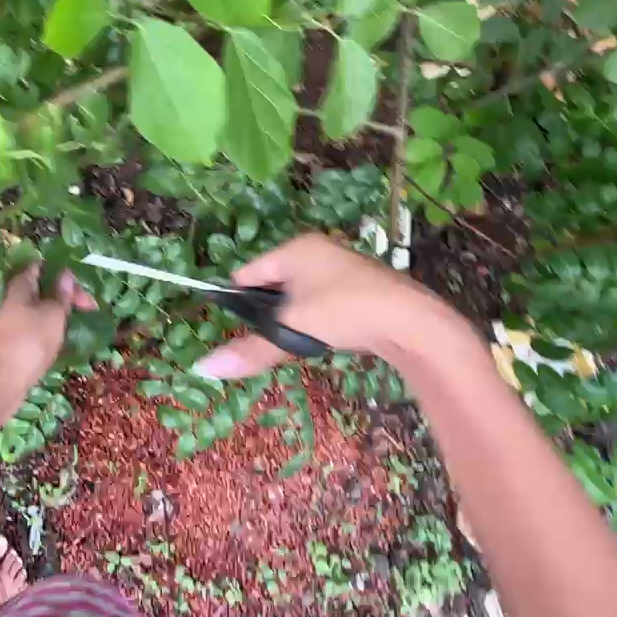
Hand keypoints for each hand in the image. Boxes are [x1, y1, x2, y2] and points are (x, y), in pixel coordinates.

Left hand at [0, 266, 97, 397]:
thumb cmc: (29, 342)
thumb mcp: (53, 315)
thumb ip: (60, 295)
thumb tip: (64, 274)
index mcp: (19, 290)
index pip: (37, 269)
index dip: (58, 272)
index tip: (78, 284)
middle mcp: (8, 305)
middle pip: (35, 293)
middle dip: (59, 298)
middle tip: (84, 310)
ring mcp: (3, 329)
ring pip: (32, 315)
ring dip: (52, 318)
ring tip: (72, 329)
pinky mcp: (4, 350)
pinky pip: (27, 335)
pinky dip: (42, 336)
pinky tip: (54, 347)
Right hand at [194, 234, 462, 378]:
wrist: (412, 322)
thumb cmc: (345, 312)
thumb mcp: (292, 330)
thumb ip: (251, 349)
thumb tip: (204, 367)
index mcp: (296, 249)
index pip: (249, 272)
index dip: (238, 299)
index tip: (232, 327)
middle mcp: (317, 251)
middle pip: (274, 282)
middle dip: (268, 310)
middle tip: (264, 339)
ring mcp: (341, 268)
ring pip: (300, 294)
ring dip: (293, 317)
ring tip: (292, 341)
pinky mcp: (360, 288)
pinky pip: (323, 301)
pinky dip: (316, 319)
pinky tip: (321, 339)